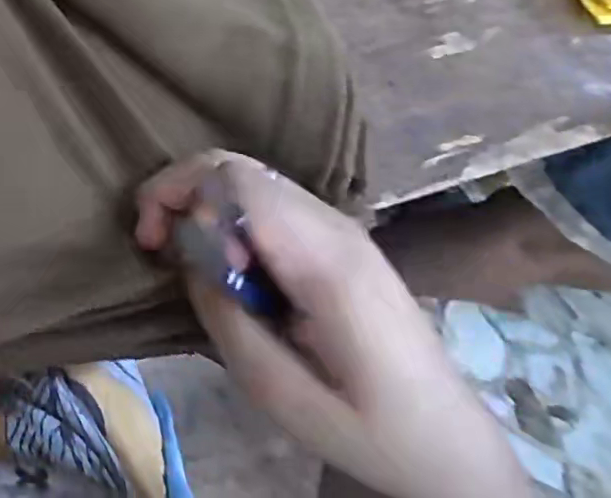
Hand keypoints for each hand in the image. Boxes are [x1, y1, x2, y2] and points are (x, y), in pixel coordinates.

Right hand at [137, 152, 527, 497]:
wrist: (456, 446)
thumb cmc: (372, 432)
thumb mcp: (283, 397)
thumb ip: (225, 317)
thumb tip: (190, 257)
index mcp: (325, 263)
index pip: (236, 180)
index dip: (182, 196)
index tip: (160, 246)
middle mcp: (332, 226)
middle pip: (234, 164)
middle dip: (177, 188)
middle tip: (154, 237)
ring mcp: (339, 224)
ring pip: (246, 173)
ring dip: (199, 200)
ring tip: (184, 250)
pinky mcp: (336, 234)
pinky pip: (263, 195)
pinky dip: (224, 211)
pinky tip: (223, 257)